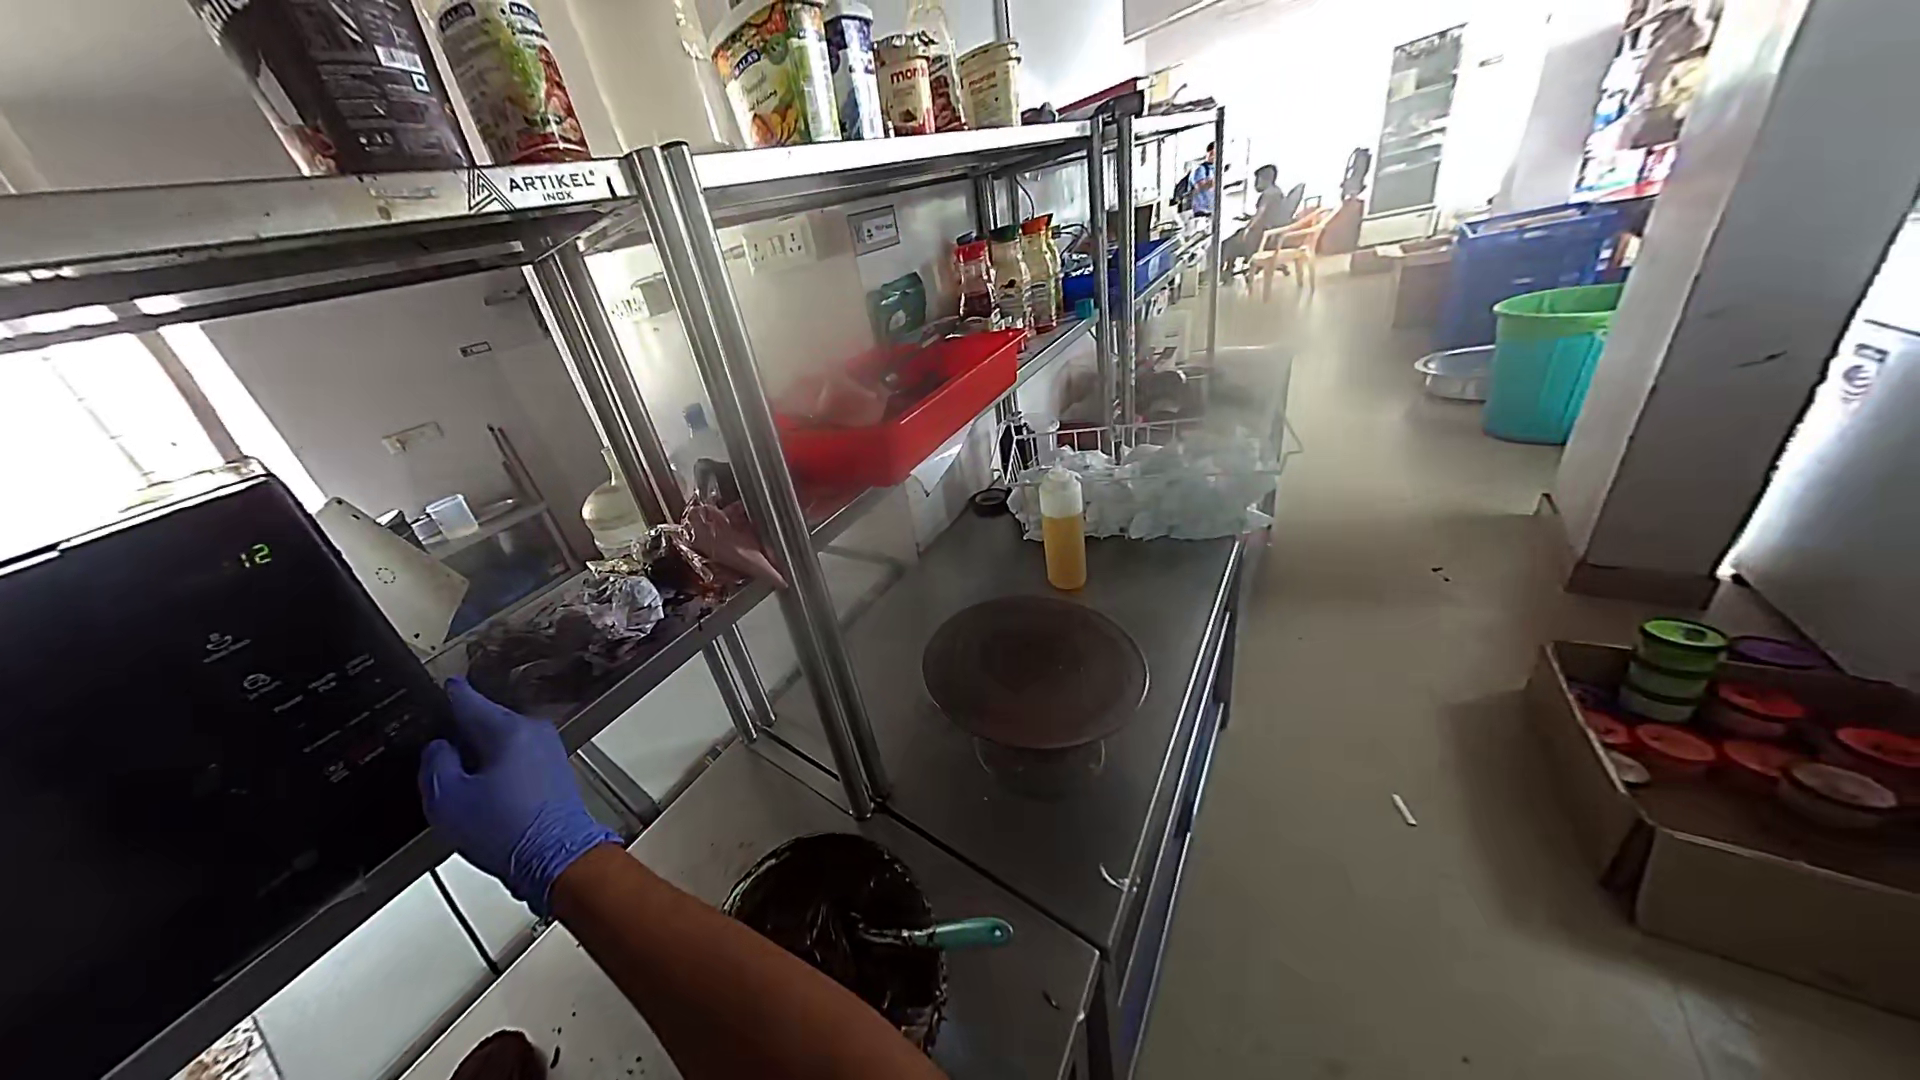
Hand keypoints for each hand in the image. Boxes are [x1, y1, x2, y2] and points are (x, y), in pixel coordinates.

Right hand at [419, 678, 620, 914]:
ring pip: (503, 739)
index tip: (443, 683)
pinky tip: (481, 785)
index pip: (472, 701)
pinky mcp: (553, 766)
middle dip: (462, 730)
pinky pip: (517, 754)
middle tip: (433, 745)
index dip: (452, 694)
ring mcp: (548, 747)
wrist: (555, 853)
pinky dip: (497, 763)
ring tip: (453, 773)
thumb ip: (435, 763)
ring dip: (479, 750)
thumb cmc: (504, 828)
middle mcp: (534, 730)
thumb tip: (439, 746)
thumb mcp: (447, 798)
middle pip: (488, 720)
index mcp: (510, 729)